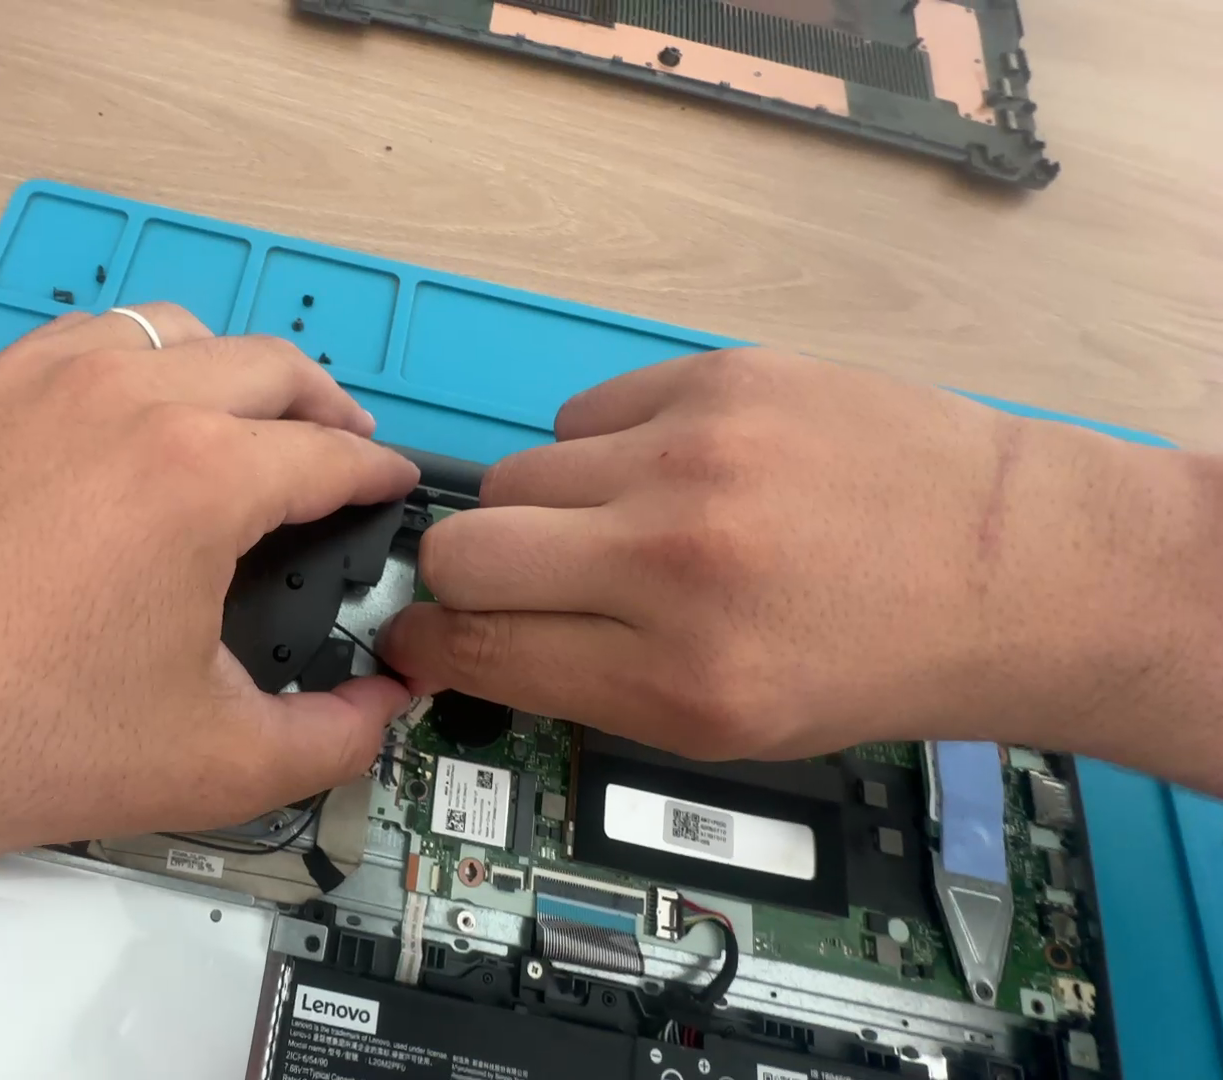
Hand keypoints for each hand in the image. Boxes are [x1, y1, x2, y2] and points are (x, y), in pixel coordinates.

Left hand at [0, 304, 418, 859]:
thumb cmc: (34, 744)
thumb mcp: (220, 763)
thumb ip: (336, 738)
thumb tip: (391, 705)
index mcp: (201, 478)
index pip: (329, 456)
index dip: (377, 475)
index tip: (391, 487)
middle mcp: (131, 398)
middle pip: (272, 367)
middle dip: (326, 409)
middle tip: (342, 452)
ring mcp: (47, 379)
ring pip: (183, 331)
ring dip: (236, 371)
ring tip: (248, 424)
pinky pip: (93, 339)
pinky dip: (144, 361)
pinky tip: (139, 414)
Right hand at [381, 348, 1216, 767]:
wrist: (1014, 566)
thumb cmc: (856, 661)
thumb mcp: (707, 723)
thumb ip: (565, 680)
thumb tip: (457, 636)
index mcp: (675, 675)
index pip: (477, 649)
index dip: (424, 644)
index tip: (414, 637)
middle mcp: (674, 559)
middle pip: (462, 549)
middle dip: (460, 574)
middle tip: (512, 578)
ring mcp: (693, 454)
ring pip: (510, 475)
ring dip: (539, 511)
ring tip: (614, 523)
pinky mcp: (713, 378)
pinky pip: (577, 418)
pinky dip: (594, 456)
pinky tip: (660, 472)